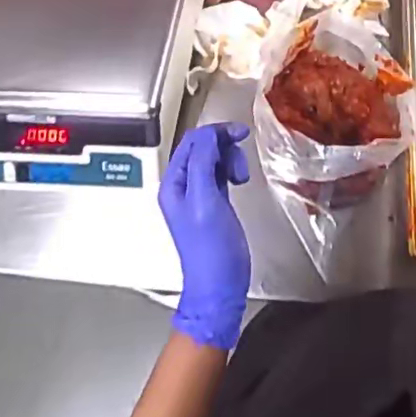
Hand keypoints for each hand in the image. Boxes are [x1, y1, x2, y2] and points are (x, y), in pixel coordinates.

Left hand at [159, 123, 251, 349]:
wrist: (219, 285)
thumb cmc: (210, 250)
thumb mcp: (204, 201)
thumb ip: (203, 163)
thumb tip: (208, 134)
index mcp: (174, 184)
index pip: (191, 142)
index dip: (215, 132)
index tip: (238, 131)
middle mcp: (183, 187)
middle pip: (203, 147)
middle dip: (224, 145)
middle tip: (242, 152)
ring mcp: (199, 195)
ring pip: (215, 159)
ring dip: (231, 159)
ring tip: (240, 176)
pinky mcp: (214, 202)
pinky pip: (221, 173)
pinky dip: (232, 170)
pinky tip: (239, 180)